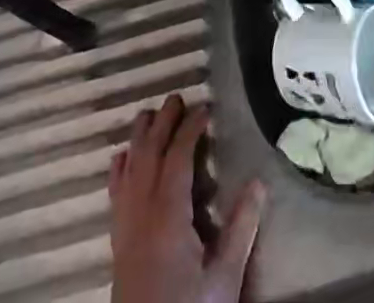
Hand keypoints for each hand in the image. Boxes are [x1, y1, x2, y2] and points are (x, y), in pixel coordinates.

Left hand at [109, 94, 265, 302]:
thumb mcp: (225, 276)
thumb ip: (241, 228)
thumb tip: (259, 182)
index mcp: (168, 211)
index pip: (177, 155)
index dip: (190, 128)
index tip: (204, 109)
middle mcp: (141, 206)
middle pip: (149, 151)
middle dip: (163, 121)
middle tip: (176, 97)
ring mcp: (124, 219)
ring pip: (129, 164)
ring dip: (139, 135)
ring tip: (149, 113)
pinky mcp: (116, 235)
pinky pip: (114, 188)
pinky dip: (119, 165)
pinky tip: (122, 156)